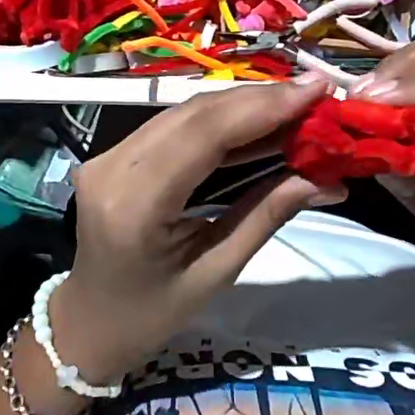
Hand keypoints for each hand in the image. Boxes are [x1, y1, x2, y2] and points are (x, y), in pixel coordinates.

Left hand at [55, 77, 344, 382]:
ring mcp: (108, 156)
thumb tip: (326, 180)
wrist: (88, 324)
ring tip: (298, 104)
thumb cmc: (150, 315)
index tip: (317, 91)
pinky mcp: (114, 153)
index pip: (204, 134)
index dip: (263, 106)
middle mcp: (113, 167)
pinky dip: (221, 120)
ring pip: (186, 112)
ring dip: (244, 105)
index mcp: (134, 205)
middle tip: (317, 95)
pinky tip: (258, 120)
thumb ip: (266, 215)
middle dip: (261, 100)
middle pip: (196, 114)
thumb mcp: (216, 273)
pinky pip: (175, 124)